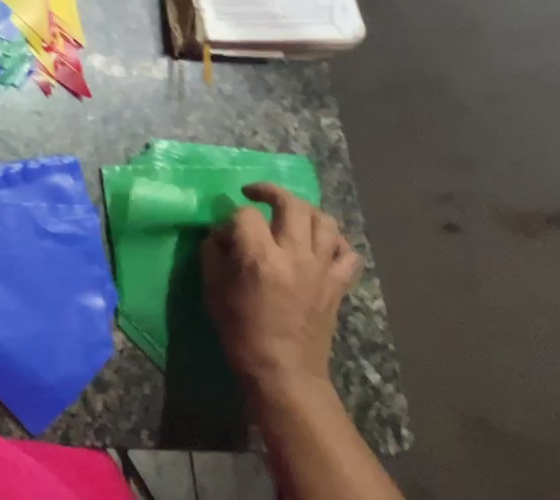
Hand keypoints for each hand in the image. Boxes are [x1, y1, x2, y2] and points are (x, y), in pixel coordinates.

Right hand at [202, 183, 361, 393]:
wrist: (283, 368)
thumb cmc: (239, 328)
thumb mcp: (212, 286)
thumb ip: (214, 251)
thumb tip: (222, 233)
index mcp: (259, 256)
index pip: (245, 214)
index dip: (232, 216)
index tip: (225, 230)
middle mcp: (295, 255)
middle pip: (291, 205)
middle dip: (269, 192)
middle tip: (254, 193)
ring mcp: (322, 269)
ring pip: (325, 221)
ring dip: (304, 210)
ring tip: (288, 213)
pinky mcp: (338, 284)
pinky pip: (347, 252)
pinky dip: (335, 240)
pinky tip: (320, 242)